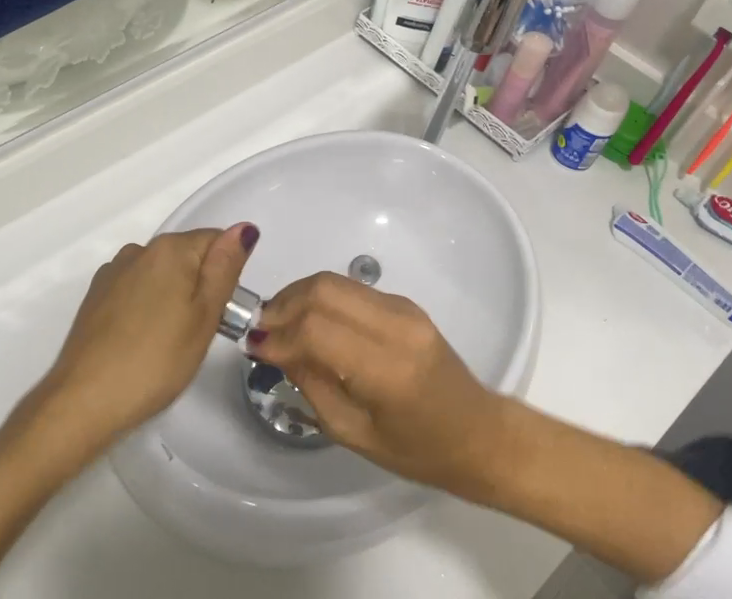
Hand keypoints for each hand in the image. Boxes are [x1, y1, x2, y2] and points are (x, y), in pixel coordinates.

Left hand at [33, 223, 258, 451]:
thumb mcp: (204, 316)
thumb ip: (225, 267)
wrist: (85, 398)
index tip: (221, 313)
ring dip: (171, 297)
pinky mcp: (95, 297)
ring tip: (169, 343)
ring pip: (158, 275)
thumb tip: (242, 228)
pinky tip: (141, 342)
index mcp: (169, 249)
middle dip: (199, 286)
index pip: (216, 240)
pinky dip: (145, 308)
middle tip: (198, 334)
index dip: (227, 274)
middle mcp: (137, 250)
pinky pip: (134, 290)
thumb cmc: (157, 360)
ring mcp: (112, 273)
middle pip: (186, 256)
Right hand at [249, 272, 511, 501]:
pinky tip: (305, 320)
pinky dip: (319, 298)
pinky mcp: (404, 303)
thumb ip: (311, 385)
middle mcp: (397, 327)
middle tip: (259, 329)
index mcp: (387, 370)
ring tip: (276, 323)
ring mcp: (404, 309)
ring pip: (334, 282)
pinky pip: (350, 289)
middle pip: (322, 291)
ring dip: (297, 297)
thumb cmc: (419, 450)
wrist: (479, 434)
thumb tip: (273, 349)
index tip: (252, 347)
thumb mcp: (354, 433)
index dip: (278, 334)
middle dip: (282, 306)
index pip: (317, 330)